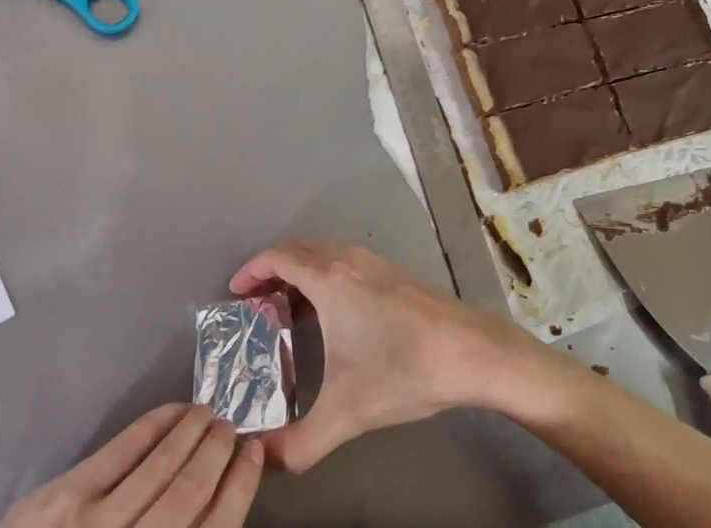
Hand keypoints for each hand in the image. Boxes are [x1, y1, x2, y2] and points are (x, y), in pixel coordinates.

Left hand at [0, 404, 262, 527]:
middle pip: (190, 491)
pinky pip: (121, 450)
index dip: (240, 486)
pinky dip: (154, 425)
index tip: (254, 455)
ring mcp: (93, 521)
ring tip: (209, 414)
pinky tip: (173, 412)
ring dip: (192, 432)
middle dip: (218, 452)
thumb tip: (218, 498)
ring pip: (160, 465)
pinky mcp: (63, 497)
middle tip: (233, 426)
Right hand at [229, 240, 546, 473]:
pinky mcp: (394, 273)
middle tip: (256, 306)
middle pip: (298, 250)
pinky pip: (344, 262)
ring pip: (323, 254)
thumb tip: (263, 459)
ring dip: (299, 272)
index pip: (278, 258)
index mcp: (329, 279)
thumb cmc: (406, 370)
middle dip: (271, 272)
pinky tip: (332, 314)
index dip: (251, 270)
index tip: (235, 292)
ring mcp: (375, 263)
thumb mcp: (347, 412)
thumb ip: (301, 442)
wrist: (475, 353)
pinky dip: (324, 275)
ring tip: (288, 310)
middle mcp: (348, 260)